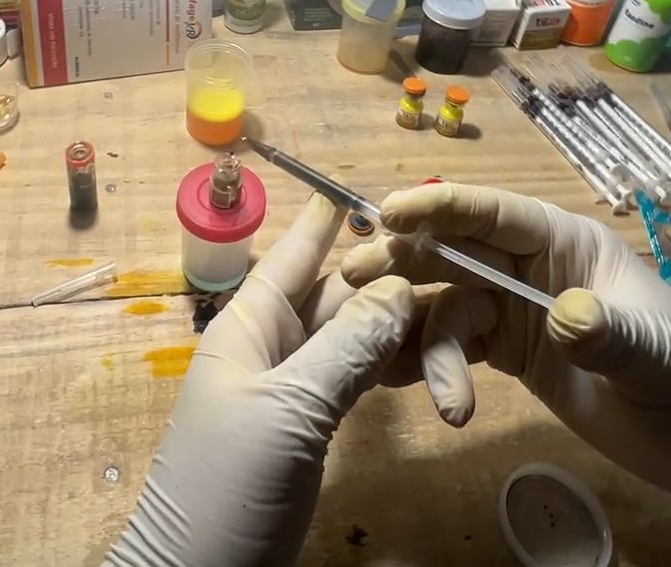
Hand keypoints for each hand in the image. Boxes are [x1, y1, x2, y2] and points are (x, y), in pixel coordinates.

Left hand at [106, 194, 416, 566]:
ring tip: (441, 298)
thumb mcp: (288, 408)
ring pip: (347, 338)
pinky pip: (350, 379)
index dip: (321, 223)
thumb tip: (399, 288)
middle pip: (330, 297)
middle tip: (434, 252)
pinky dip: (382, 365)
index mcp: (250, 325)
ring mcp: (290, 388)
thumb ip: (345, 347)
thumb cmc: (228, 480)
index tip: (353, 191)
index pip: (291, 257)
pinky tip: (420, 357)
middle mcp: (270, 346)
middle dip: (376, 275)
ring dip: (388, 322)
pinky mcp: (308, 426)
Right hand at [342, 183, 670, 564]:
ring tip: (377, 355)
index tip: (389, 212)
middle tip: (354, 279)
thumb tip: (565, 314)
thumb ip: (611, 335)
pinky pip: (453, 345)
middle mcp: (530, 267)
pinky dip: (425, 359)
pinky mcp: (506, 350)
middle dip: (405, 262)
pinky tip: (395, 376)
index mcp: (565, 243)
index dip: (440, 206)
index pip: (494, 212)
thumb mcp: (660, 361)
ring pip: (446, 303)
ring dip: (412, 326)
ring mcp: (514, 308)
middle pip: (454, 251)